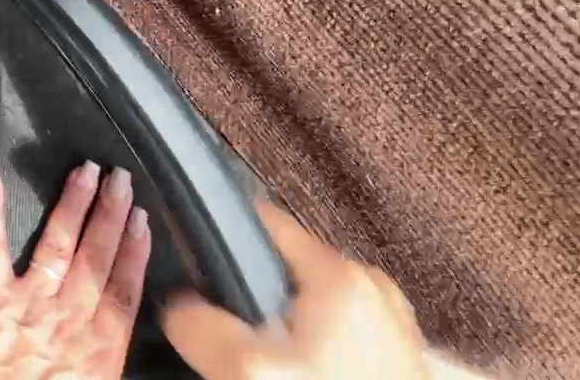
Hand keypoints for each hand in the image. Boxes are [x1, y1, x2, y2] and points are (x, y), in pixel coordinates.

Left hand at [0, 162, 152, 379]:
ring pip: (56, 244)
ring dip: (72, 204)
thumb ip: (108, 352)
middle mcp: (68, 318)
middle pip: (95, 257)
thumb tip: (121, 317)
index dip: (134, 251)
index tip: (141, 217)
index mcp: (99, 348)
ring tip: (84, 171)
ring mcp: (29, 300)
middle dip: (109, 214)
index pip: (122, 289)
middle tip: (119, 177)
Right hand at [163, 200, 466, 379]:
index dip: (220, 234)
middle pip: (280, 262)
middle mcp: (372, 285)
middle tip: (234, 329)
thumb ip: (197, 321)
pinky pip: (331, 333)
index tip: (197, 256)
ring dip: (281, 323)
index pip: (258, 215)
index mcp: (341, 271)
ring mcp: (392, 323)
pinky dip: (310, 348)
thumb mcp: (248, 368)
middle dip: (250, 289)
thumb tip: (178, 304)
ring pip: (306, 300)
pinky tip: (299, 371)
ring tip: (268, 358)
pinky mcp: (400, 357)